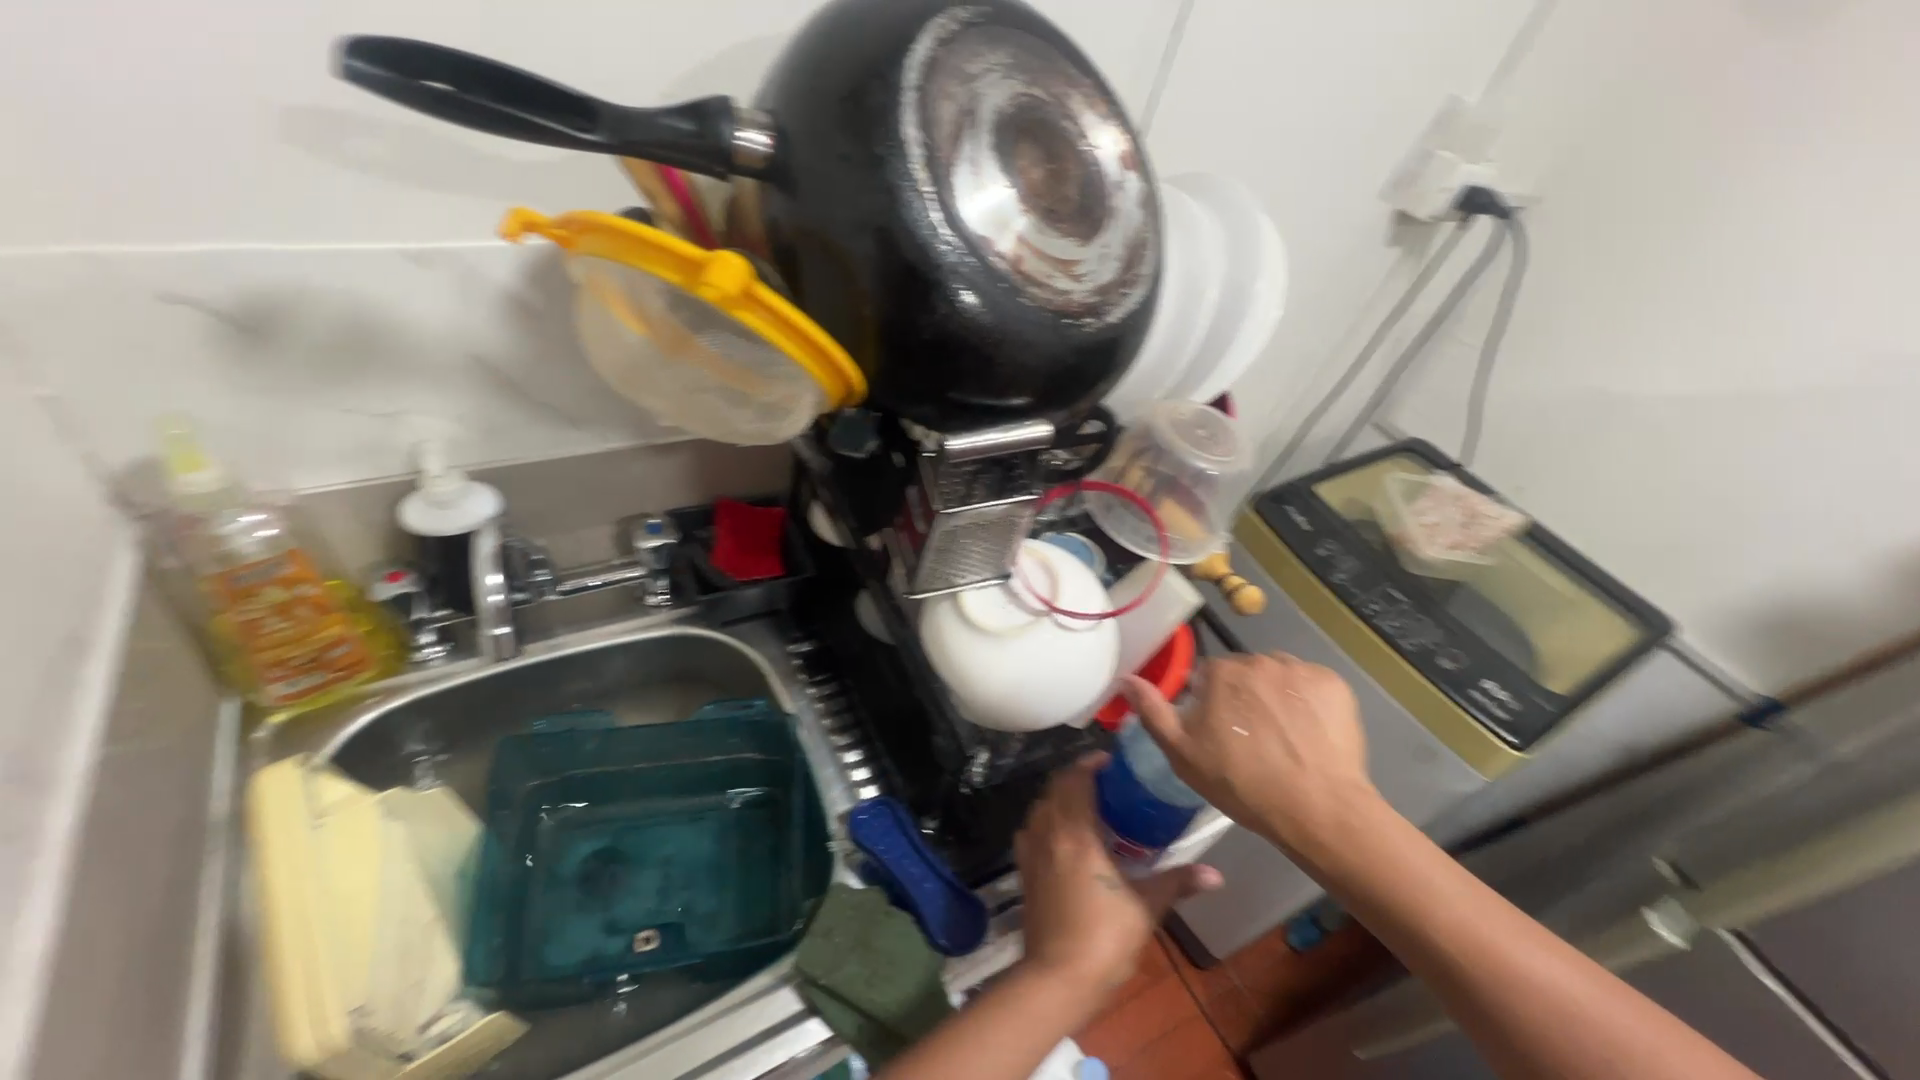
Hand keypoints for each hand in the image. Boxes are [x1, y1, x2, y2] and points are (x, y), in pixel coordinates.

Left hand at [1014, 754, 1221, 998]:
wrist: (1057, 978)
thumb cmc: (1104, 937)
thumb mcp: (1146, 907)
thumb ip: (1177, 882)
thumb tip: (1216, 874)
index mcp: (1075, 833)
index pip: (1075, 780)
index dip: (1089, 764)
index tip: (1110, 762)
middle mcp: (1047, 834)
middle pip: (1054, 789)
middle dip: (1075, 778)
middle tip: (1105, 782)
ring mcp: (1031, 854)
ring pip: (1039, 809)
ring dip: (1059, 798)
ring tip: (1087, 806)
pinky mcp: (1024, 873)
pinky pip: (1031, 832)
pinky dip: (1046, 822)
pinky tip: (1064, 837)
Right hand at [1122, 652, 1380, 861]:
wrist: (1316, 806)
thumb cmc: (1242, 783)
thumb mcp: (1182, 754)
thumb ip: (1153, 711)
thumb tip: (1127, 678)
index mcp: (1218, 672)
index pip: (1206, 677)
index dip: (1210, 705)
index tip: (1219, 734)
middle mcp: (1258, 660)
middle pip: (1244, 673)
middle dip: (1243, 698)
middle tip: (1250, 741)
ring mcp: (1299, 669)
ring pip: (1277, 677)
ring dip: (1275, 697)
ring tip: (1282, 738)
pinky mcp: (1334, 683)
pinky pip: (1311, 685)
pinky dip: (1308, 703)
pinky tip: (1308, 733)